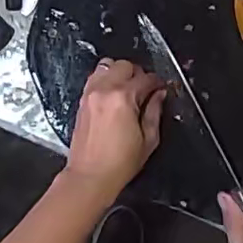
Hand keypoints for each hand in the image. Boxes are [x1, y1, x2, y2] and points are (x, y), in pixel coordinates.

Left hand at [63, 59, 165, 202]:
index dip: (157, 82)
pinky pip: (95, 77)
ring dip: (120, 72)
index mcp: (124, 97)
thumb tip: (159, 95)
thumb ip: (155, 111)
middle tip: (145, 89)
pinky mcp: (82, 99)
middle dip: (138, 74)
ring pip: (107, 65)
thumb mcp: (148, 140)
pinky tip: (113, 94)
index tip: (161, 88)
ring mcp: (91, 92)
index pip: (146, 78)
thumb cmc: (119, 163)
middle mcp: (105, 89)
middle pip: (125, 65)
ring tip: (127, 89)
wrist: (89, 176)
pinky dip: (106, 79)